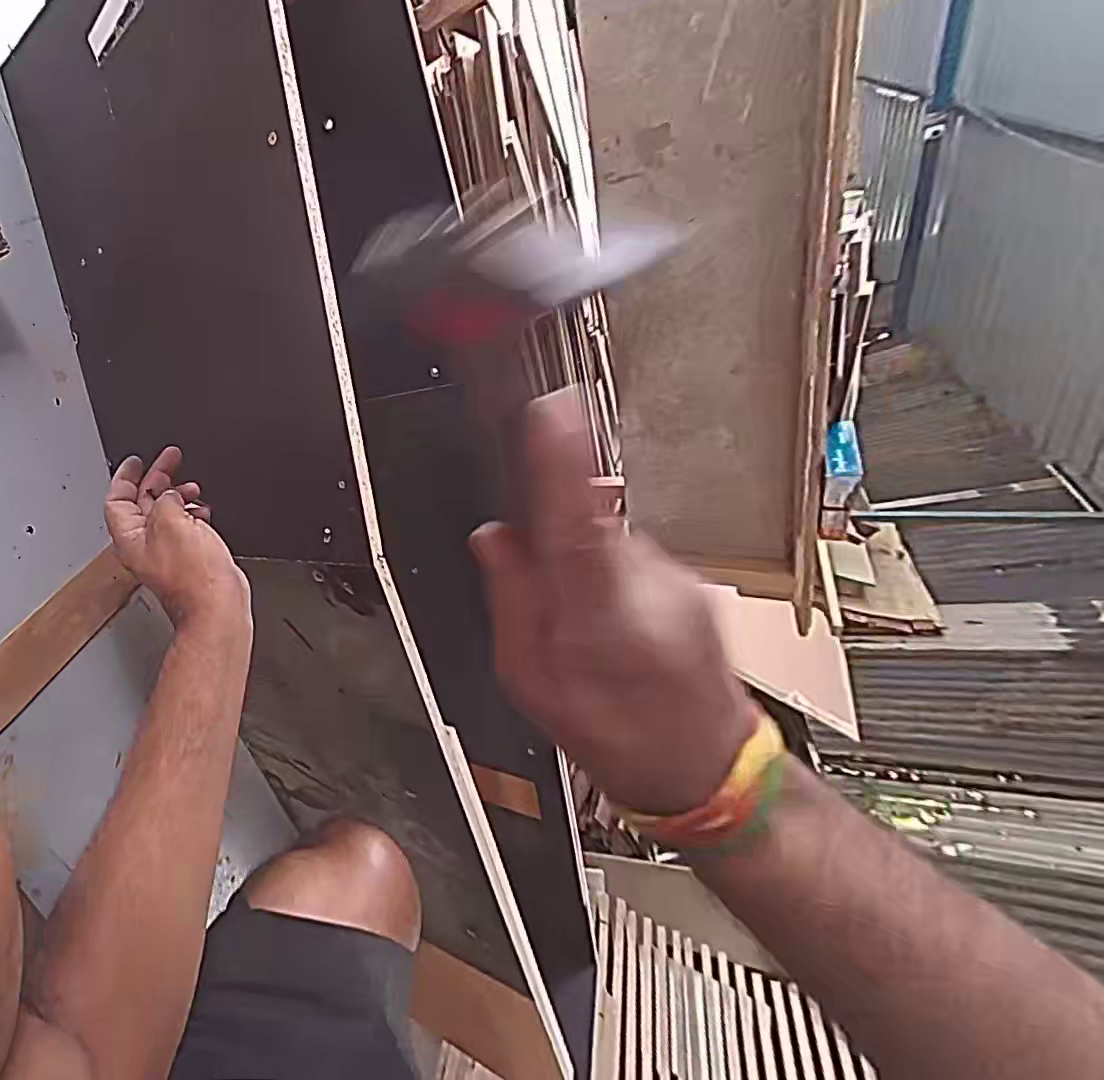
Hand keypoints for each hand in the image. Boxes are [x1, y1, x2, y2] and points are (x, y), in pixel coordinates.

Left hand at [105, 447, 249, 632]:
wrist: (218, 606)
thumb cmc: (193, 579)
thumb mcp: (172, 521)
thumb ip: (165, 498)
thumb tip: (170, 493)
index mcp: (130, 537)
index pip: (117, 498)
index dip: (125, 476)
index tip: (135, 460)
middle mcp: (145, 545)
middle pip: (142, 501)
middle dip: (157, 477)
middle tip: (170, 459)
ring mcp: (166, 552)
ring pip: (166, 513)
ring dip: (178, 495)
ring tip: (191, 486)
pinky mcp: (187, 558)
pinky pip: (184, 527)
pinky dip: (191, 513)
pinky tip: (201, 510)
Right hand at [468, 391, 752, 815]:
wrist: (704, 767)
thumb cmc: (610, 730)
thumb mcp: (527, 676)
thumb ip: (510, 598)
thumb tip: (493, 540)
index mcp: (598, 614)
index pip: (574, 518)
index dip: (559, 461)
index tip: (549, 412)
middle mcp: (648, 586)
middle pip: (579, 521)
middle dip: (543, 532)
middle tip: (529, 583)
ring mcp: (676, 579)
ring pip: (598, 537)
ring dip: (570, 560)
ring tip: (571, 625)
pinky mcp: (686, 579)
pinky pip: (622, 552)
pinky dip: (597, 570)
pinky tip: (600, 621)